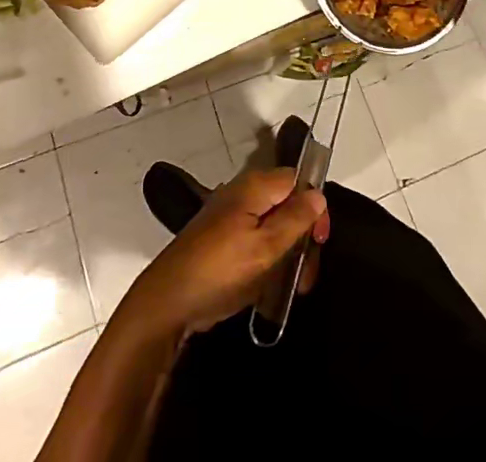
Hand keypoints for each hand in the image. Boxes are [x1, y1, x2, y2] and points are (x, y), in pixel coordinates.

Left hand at [117, 168, 328, 337]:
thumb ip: (296, 219)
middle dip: (302, 237)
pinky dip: (266, 260)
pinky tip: (267, 286)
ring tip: (291, 286)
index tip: (319, 241)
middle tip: (306, 275)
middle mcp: (242, 194)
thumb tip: (318, 195)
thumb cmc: (219, 272)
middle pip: (287, 204)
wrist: (165, 304)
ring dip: (287, 253)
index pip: (299, 181)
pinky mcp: (219, 239)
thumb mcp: (266, 248)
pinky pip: (254, 241)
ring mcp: (228, 217)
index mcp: (254, 187)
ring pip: (272, 226)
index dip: (315, 208)